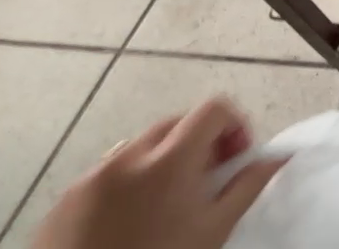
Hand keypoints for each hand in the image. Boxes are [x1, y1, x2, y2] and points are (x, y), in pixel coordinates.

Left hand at [33, 97, 286, 248]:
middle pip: (176, 123)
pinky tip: (127, 223)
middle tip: (205, 181)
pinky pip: (105, 175)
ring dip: (162, 160)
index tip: (234, 159)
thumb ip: (249, 185)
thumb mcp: (214, 230)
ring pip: (140, 147)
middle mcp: (127, 158)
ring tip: (163, 204)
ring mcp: (88, 179)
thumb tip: (278, 156)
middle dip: (199, 142)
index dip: (234, 125)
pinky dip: (127, 184)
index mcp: (169, 160)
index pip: (213, 109)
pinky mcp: (60, 204)